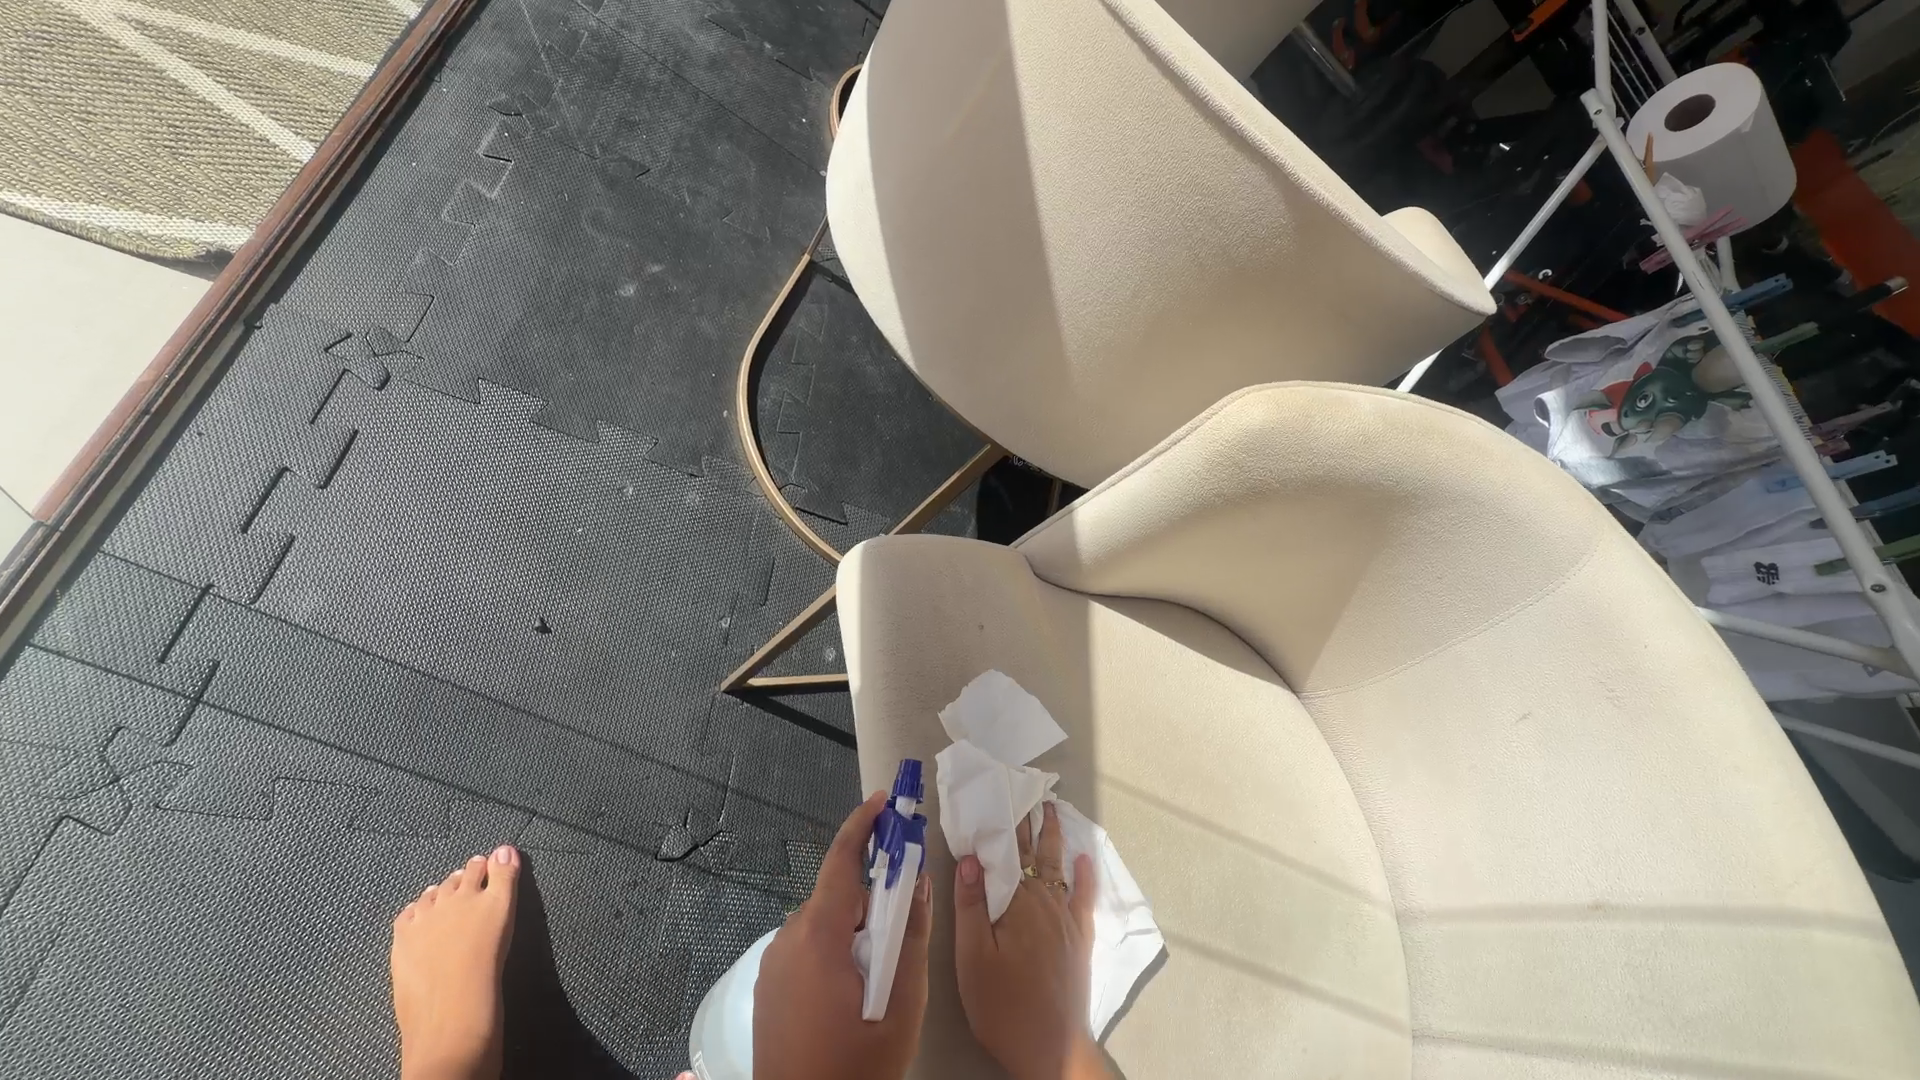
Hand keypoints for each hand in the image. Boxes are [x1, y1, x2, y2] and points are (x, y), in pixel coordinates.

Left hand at [754, 791, 932, 1079]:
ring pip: (823, 921)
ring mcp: (773, 962)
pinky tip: (854, 985)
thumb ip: (911, 936)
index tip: (886, 799)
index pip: (841, 860)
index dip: (864, 823)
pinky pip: (807, 946)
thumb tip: (917, 882)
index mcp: (819, 936)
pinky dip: (834, 946)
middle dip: (872, 890)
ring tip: (882, 964)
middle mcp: (789, 938)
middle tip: (906, 904)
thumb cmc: (858, 1066)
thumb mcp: (901, 1004)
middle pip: (836, 893)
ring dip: (854, 925)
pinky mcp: (768, 985)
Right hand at [953, 802, 1109, 1079]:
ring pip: (1059, 866)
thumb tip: (971, 856)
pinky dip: (1085, 874)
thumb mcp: (973, 957)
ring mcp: (1067, 918)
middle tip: (1027, 791)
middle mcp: (1046, 900)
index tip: (1000, 794)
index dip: (1004, 823)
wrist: (1051, 1047)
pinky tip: (1085, 858)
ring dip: (1054, 836)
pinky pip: (1084, 896)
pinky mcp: (1080, 938)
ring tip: (1051, 809)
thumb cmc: (1003, 1003)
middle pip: (1036, 852)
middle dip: (1031, 821)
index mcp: (1017, 901)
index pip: (1009, 852)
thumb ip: (971, 905)